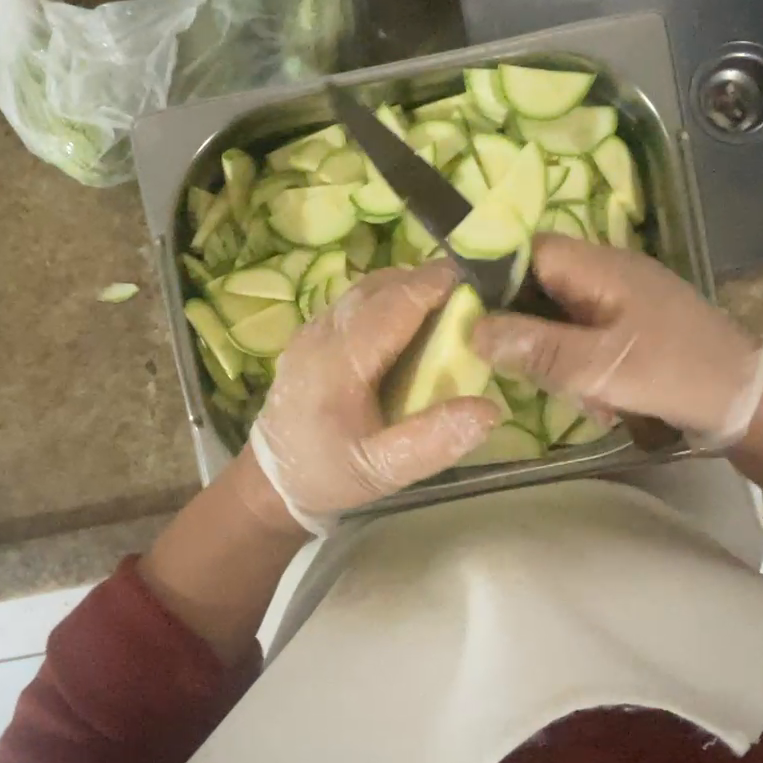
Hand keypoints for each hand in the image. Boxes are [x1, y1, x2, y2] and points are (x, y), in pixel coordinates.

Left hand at [250, 264, 503, 533]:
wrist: (273, 480)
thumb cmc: (329, 475)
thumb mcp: (382, 471)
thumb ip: (432, 442)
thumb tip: (489, 410)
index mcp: (338, 361)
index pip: (392, 303)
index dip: (435, 285)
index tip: (480, 281)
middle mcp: (320, 333)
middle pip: (379, 286)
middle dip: (426, 282)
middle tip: (472, 296)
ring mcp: (311, 329)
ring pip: (365, 289)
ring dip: (407, 288)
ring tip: (447, 307)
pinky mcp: (311, 334)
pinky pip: (355, 302)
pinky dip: (387, 301)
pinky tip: (410, 325)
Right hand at [471, 235, 762, 448]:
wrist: (746, 399)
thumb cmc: (672, 373)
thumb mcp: (597, 366)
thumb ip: (535, 347)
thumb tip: (472, 329)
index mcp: (598, 267)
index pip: (527, 250)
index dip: (492, 276)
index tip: (467, 315)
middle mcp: (607, 272)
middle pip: (538, 284)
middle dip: (522, 327)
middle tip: (512, 366)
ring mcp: (621, 298)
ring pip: (558, 315)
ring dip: (552, 353)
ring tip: (569, 391)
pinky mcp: (631, 325)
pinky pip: (584, 335)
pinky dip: (578, 365)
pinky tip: (594, 398)